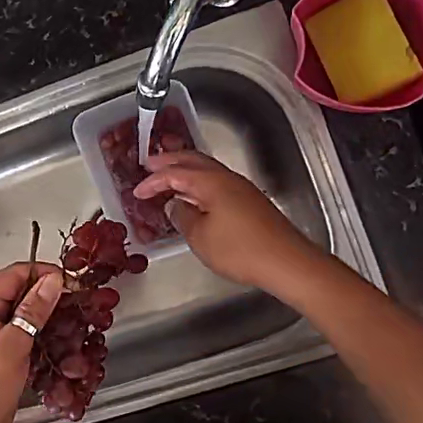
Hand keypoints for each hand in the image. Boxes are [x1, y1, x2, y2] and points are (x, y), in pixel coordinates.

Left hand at [0, 261, 64, 422]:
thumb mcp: (10, 347)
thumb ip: (33, 311)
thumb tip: (53, 281)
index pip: (17, 273)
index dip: (48, 276)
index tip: (75, 285)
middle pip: (25, 293)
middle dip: (53, 301)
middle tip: (81, 309)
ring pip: (29, 316)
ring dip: (52, 323)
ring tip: (75, 332)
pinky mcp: (1, 351)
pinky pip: (27, 335)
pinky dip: (44, 339)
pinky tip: (62, 349)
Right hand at [134, 151, 324, 289]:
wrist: (286, 261)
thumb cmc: (240, 250)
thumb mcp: (200, 237)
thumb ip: (183, 216)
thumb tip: (175, 205)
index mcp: (211, 182)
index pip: (175, 173)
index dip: (153, 181)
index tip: (137, 192)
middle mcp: (227, 178)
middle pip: (194, 161)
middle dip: (170, 162)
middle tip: (150, 165)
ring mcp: (241, 189)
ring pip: (207, 171)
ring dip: (186, 172)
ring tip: (169, 179)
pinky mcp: (250, 202)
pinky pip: (217, 183)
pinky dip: (200, 184)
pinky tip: (195, 197)